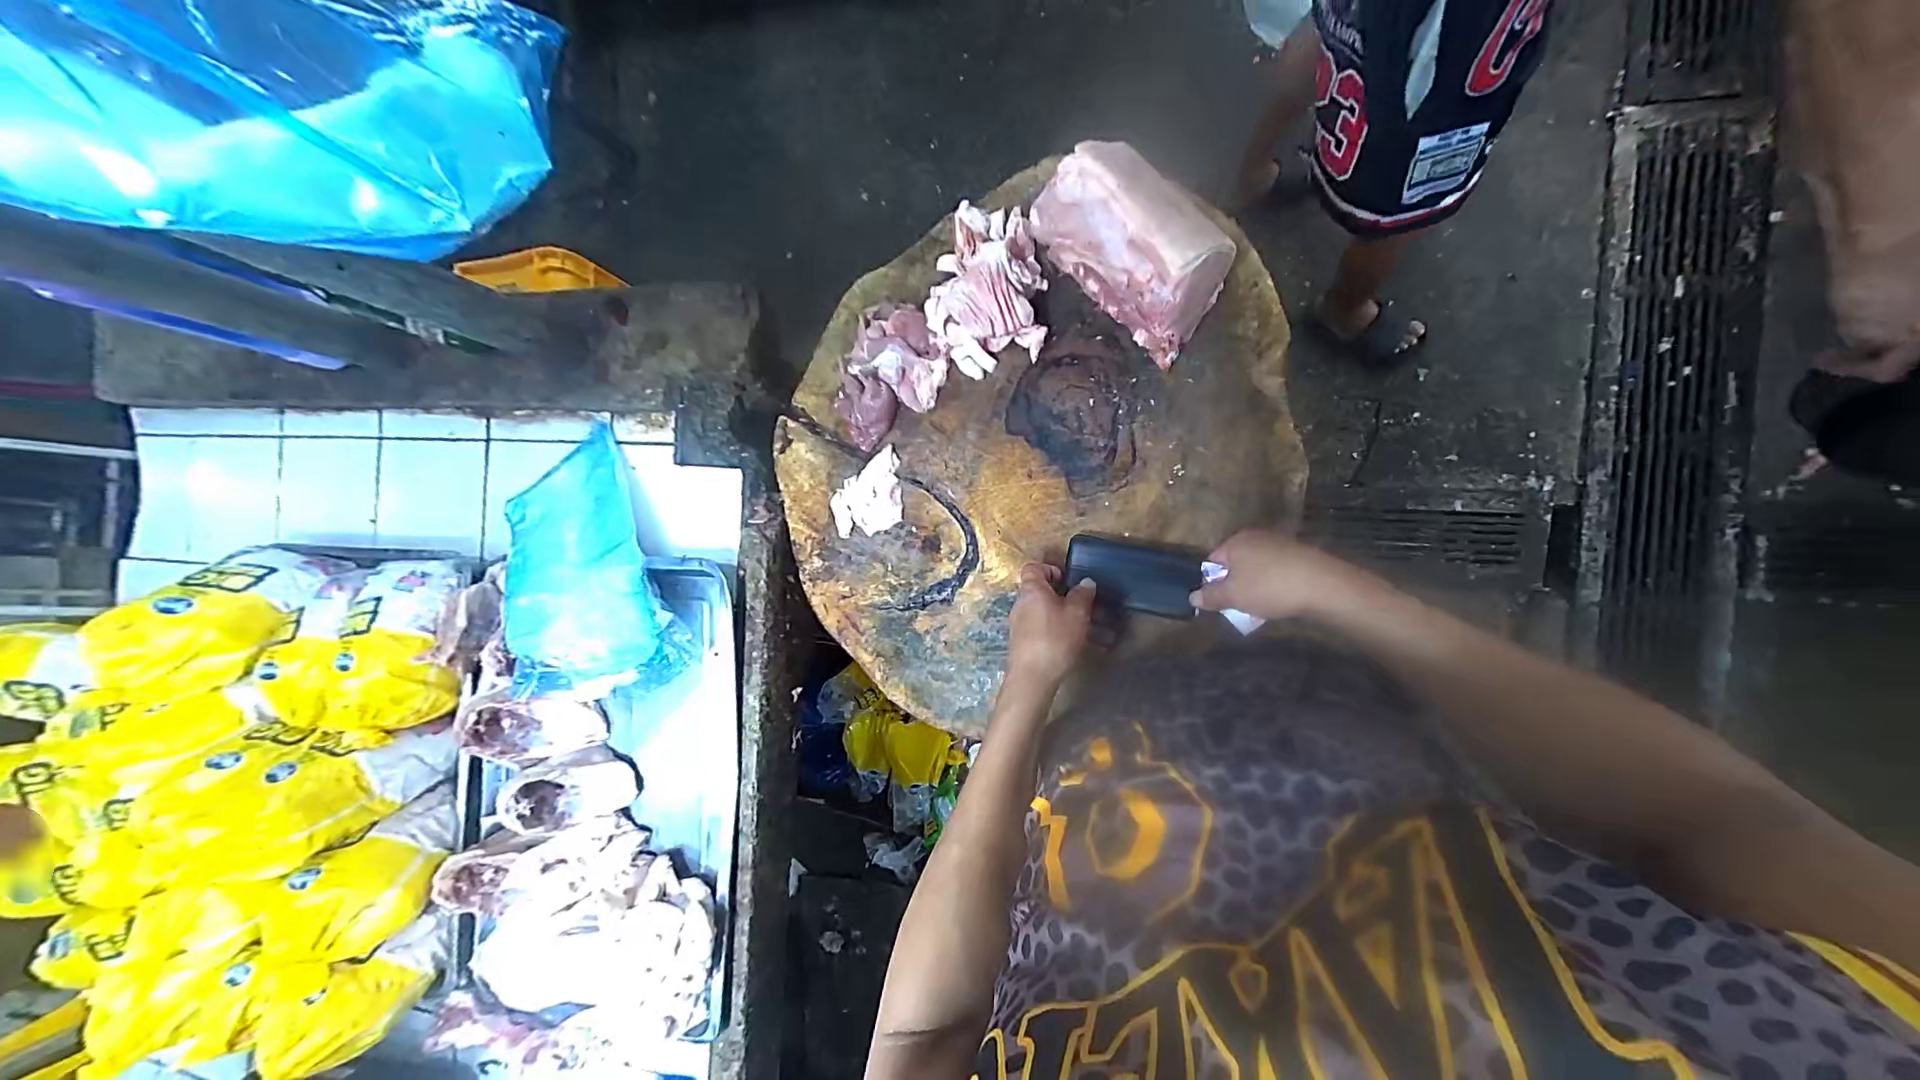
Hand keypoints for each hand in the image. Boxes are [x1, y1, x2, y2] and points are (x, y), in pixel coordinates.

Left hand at [1006, 563, 1095, 690]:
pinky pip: (1043, 629)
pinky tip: (1077, 645)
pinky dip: (1059, 631)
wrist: (1032, 678)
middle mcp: (1021, 604)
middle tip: (1085, 606)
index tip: (1068, 580)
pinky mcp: (1023, 642)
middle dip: (1065, 597)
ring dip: (1066, 617)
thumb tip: (1086, 582)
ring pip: (1046, 613)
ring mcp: (1020, 624)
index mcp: (1031, 590)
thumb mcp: (1076, 614)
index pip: (1034, 568)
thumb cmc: (1055, 639)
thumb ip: (1082, 595)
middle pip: (1042, 591)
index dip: (1051, 569)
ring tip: (1090, 629)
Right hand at [1190, 529, 1389, 621]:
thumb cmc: (1268, 587)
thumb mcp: (1232, 596)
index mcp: (1235, 541)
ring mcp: (1280, 543)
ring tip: (1262, 608)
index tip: (1220, 602)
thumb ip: (1209, 596)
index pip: (1213, 561)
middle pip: (1235, 564)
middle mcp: (1256, 536)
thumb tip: (1192, 598)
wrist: (1323, 585)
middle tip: (1240, 607)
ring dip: (1255, 586)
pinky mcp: (1300, 554)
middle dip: (1235, 586)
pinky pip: (1277, 570)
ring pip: (1257, 568)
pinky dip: (1274, 584)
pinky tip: (1282, 600)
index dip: (1212, 583)